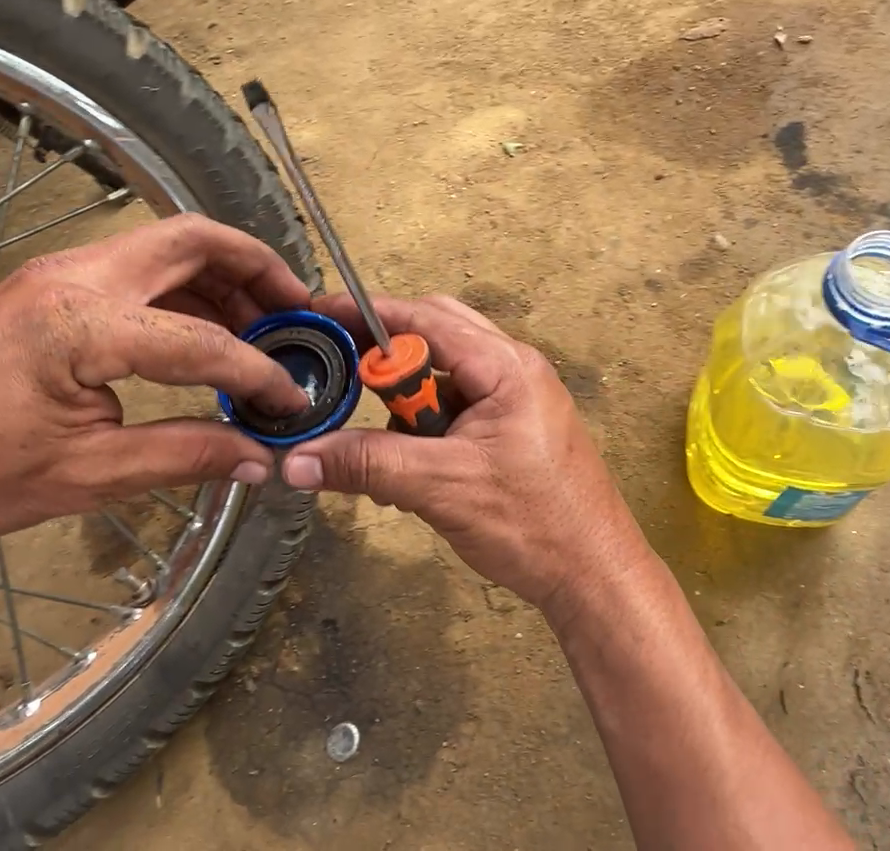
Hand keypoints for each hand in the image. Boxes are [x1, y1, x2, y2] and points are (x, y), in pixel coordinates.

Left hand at [0, 214, 310, 551]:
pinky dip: (188, 290)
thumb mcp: (83, 476)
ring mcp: (59, 273)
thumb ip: (184, 455)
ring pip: (168, 246)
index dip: (260, 373)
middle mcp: (73, 277)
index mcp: (78, 326)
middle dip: (258, 267)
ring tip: (266, 324)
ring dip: (226, 276)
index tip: (295, 401)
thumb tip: (260, 458)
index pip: (201, 340)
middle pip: (192, 239)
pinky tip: (212, 331)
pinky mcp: (51, 286)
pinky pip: (140, 270)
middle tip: (300, 309)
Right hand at [280, 294, 653, 620]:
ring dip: (406, 401)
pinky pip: (458, 409)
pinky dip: (426, 428)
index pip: (427, 318)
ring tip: (376, 441)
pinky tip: (407, 468)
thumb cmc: (530, 522)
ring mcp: (517, 400)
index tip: (321, 315)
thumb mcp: (442, 487)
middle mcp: (514, 369)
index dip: (370, 314)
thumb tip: (295, 461)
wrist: (594, 574)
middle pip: (438, 336)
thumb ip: (368, 465)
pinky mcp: (514, 430)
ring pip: (445, 377)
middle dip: (388, 356)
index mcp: (505, 365)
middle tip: (341, 374)